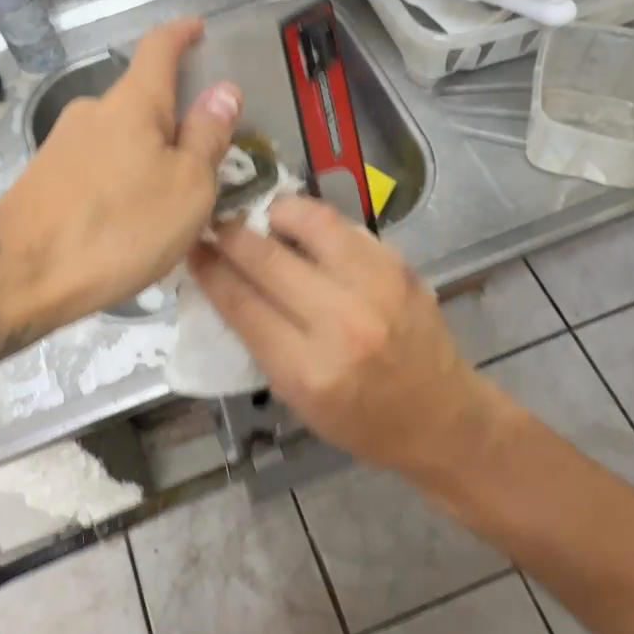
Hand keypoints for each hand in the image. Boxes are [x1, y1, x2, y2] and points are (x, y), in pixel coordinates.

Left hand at [0, 18, 240, 357]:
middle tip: (203, 165)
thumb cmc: (117, 229)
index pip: (159, 48)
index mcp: (132, 103)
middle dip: (173, 122)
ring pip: (120, 137)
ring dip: (147, 157)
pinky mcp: (44, 176)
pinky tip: (126, 222)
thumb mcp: (186, 188)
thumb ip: (207, 136)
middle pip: (142, 101)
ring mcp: (62, 143)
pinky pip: (97, 165)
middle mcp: (93, 111)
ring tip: (168, 207)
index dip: (181, 34)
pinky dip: (121, 180)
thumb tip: (224, 89)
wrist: (18, 277)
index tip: (198, 29)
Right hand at [190, 197, 509, 476]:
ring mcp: (375, 287)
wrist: (442, 420)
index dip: (208, 268)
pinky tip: (302, 228)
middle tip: (213, 223)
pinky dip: (314, 221)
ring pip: (308, 222)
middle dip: (229, 233)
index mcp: (308, 369)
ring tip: (261, 216)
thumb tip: (225, 280)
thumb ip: (261, 339)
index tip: (191, 247)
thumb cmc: (362, 422)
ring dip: (274, 212)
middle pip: (266, 257)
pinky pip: (343, 227)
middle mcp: (341, 323)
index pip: (240, 302)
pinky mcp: (399, 266)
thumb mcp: (297, 399)